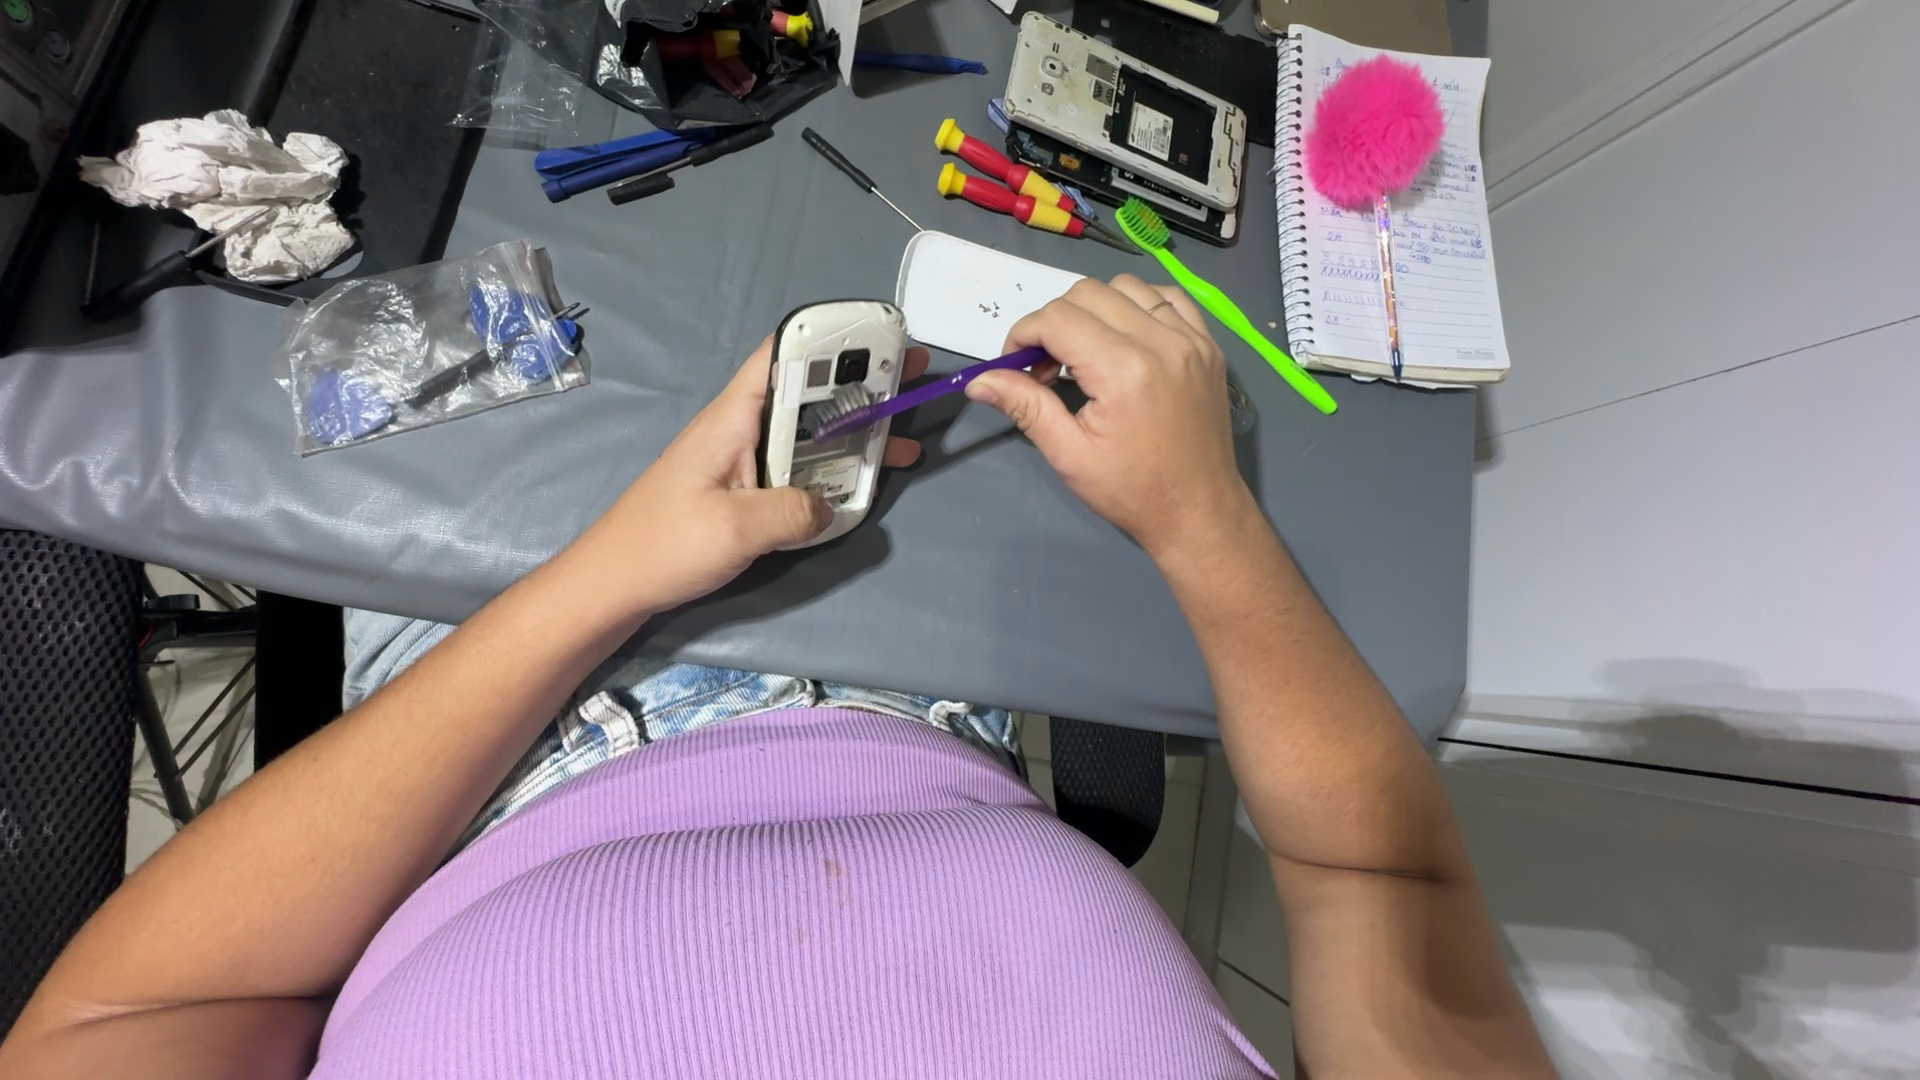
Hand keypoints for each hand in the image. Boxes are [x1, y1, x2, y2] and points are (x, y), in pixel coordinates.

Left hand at [581, 337, 926, 612]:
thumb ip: (791, 512)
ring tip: (908, 430)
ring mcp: (750, 461)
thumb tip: (828, 507)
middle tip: (910, 372)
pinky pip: (805, 470)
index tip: (875, 334)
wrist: (618, 583)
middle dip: (861, 381)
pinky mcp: (753, 491)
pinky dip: (840, 470)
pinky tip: (870, 477)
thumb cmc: (664, 545)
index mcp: (733, 419)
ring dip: (859, 430)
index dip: (827, 339)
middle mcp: (745, 430)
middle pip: (809, 393)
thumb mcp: (733, 529)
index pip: (780, 356)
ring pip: (813, 434)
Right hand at [965, 275, 1255, 559]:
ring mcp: (1190, 338)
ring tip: (1087, 353)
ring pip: (1126, 287)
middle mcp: (1160, 340)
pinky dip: (1139, 306)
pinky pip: (1167, 297)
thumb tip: (979, 381)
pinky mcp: (1208, 344)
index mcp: (1122, 370)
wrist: (1198, 511)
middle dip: (1054, 322)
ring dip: (1095, 310)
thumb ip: (1025, 406)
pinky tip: (1126, 339)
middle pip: (1087, 294)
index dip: (1024, 335)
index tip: (1017, 367)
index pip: (1056, 318)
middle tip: (1048, 368)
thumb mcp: (1069, 454)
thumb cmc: (1130, 490)